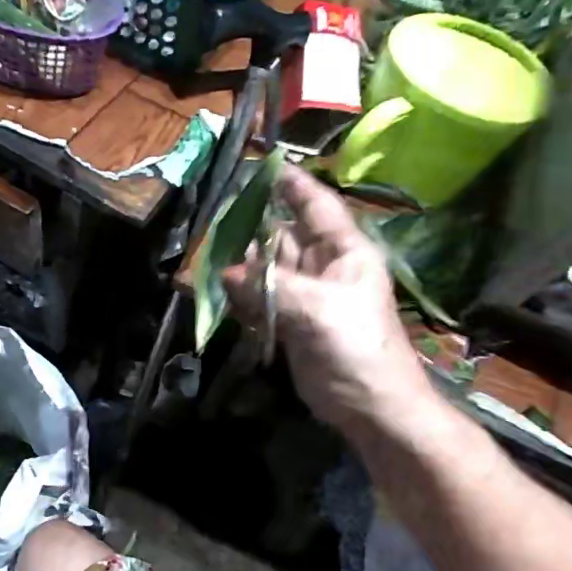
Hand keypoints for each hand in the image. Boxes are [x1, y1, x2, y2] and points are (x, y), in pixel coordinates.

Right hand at [221, 166, 434, 429]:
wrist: (371, 407)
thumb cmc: (357, 349)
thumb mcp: (317, 310)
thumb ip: (268, 287)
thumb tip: (222, 272)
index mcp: (343, 251)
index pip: (315, 205)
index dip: (291, 183)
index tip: (261, 162)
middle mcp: (323, 266)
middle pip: (280, 235)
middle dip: (248, 226)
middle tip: (210, 219)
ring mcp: (304, 296)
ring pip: (264, 268)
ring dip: (236, 263)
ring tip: (200, 254)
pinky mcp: (288, 322)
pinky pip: (258, 299)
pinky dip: (236, 295)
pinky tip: (210, 290)